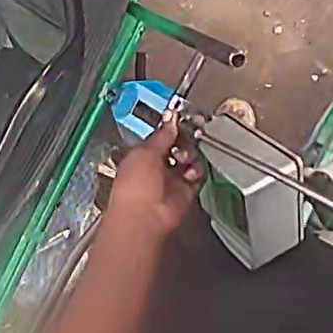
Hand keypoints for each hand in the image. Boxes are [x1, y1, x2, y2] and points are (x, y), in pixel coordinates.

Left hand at [101, 114, 203, 246]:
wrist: (145, 217)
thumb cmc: (135, 187)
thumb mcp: (146, 152)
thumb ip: (162, 134)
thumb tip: (171, 119)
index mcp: (140, 155)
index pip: (159, 135)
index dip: (170, 125)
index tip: (181, 115)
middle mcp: (157, 166)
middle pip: (177, 145)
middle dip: (184, 138)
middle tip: (190, 131)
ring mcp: (171, 179)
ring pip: (189, 158)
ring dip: (189, 154)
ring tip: (184, 158)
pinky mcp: (185, 191)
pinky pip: (197, 175)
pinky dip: (196, 171)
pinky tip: (190, 172)